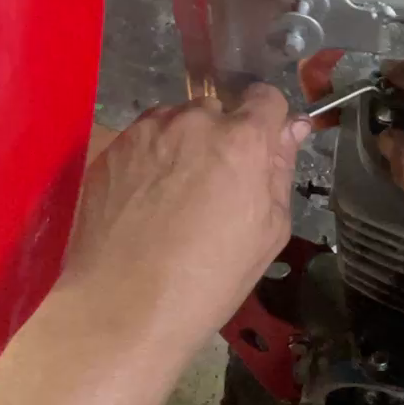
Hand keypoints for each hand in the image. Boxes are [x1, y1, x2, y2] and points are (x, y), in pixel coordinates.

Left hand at [58, 84, 308, 346]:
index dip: (266, 123)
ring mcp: (146, 131)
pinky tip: (143, 201)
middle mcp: (194, 121)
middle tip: (212, 186)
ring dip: (182, 144)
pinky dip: (148, 158)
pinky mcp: (111, 147)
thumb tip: (292, 129)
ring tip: (171, 196)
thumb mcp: (269, 231)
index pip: (266, 97)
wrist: (123, 307)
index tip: (259, 150)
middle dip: (220, 138)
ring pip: (176, 122)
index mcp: (242, 139)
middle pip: (217, 111)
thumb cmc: (210, 279)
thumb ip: (281, 169)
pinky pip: (142, 139)